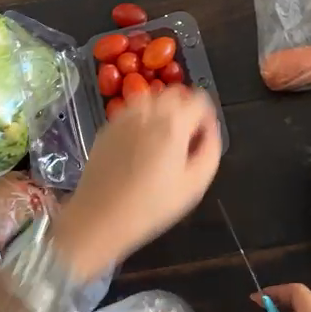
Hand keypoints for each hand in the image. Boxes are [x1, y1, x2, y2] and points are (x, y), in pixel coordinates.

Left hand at [54, 87, 220, 276]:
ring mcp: (123, 117)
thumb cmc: (152, 206)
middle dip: (184, 110)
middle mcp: (148, 111)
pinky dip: (141, 121)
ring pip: (151, 99)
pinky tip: (139, 148)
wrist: (99, 218)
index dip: (207, 116)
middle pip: (174, 94)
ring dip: (162, 112)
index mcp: (174, 123)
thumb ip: (211, 150)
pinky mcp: (106, 128)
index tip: (203, 137)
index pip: (200, 99)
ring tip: (162, 142)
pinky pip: (131, 112)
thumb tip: (211, 131)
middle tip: (185, 139)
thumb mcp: (195, 184)